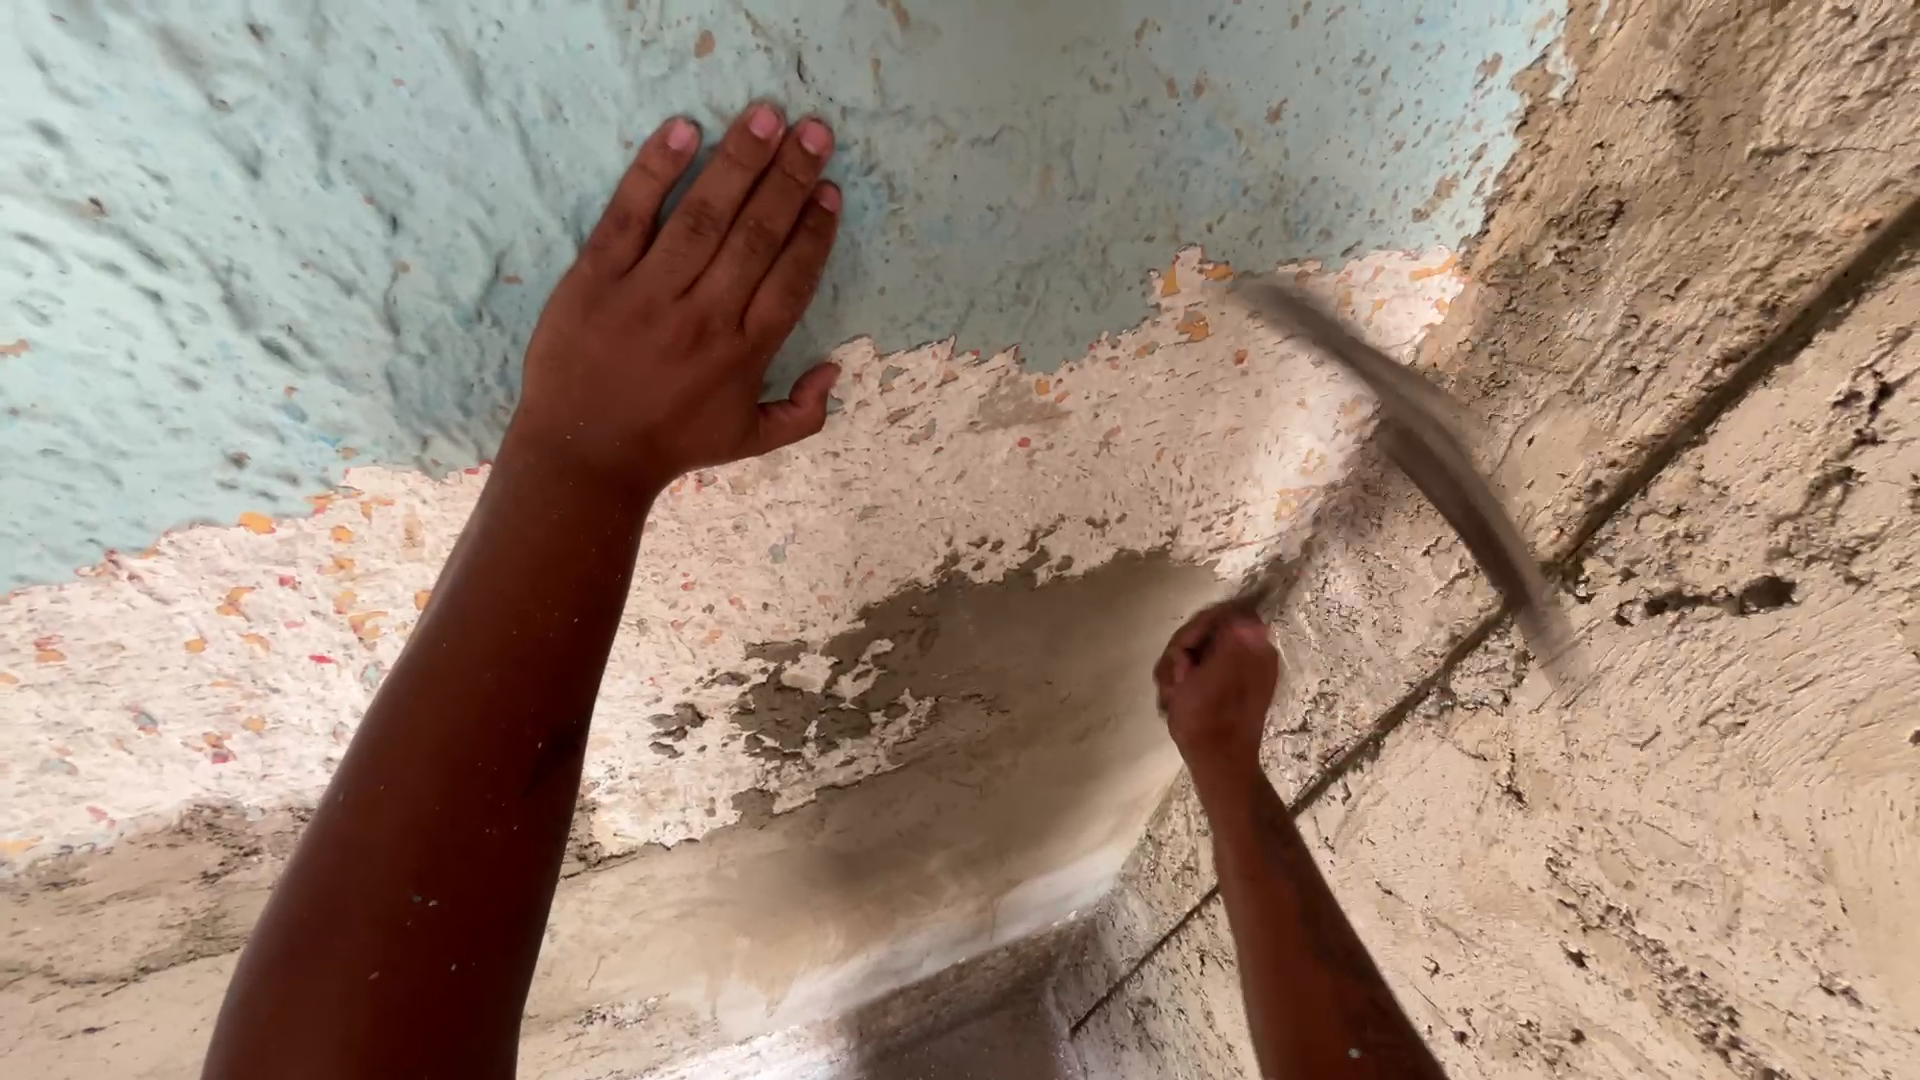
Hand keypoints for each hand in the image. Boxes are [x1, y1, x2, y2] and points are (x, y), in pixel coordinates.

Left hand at [508, 103, 843, 492]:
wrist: (586, 452)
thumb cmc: (673, 443)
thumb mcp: (752, 442)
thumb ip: (804, 413)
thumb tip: (834, 367)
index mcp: (746, 354)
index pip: (790, 278)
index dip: (814, 231)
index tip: (829, 189)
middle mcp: (706, 317)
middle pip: (757, 236)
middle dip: (789, 178)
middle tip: (814, 131)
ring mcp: (649, 293)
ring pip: (703, 215)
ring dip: (739, 160)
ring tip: (767, 115)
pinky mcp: (597, 276)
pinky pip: (630, 214)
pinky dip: (655, 170)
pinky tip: (685, 130)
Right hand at [1154, 603, 1280, 783]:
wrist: (1216, 762)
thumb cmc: (1210, 718)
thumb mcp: (1216, 671)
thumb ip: (1230, 636)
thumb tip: (1247, 609)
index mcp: (1253, 648)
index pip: (1222, 613)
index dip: (1196, 629)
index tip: (1184, 655)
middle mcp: (1247, 654)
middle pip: (1202, 631)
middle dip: (1181, 654)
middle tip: (1178, 680)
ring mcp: (1233, 670)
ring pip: (1191, 651)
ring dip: (1175, 672)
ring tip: (1175, 695)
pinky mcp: (1221, 686)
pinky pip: (1193, 670)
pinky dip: (1180, 684)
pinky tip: (1177, 700)